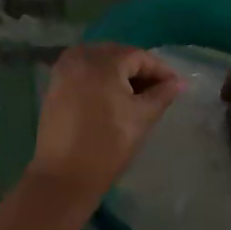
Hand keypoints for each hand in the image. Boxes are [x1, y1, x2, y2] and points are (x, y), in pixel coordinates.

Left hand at [28, 43, 183, 201]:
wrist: (65, 174)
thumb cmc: (108, 145)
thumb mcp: (141, 118)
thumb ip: (161, 95)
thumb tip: (177, 83)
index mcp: (102, 62)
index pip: (138, 56)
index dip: (159, 70)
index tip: (175, 86)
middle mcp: (79, 58)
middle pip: (116, 55)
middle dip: (138, 69)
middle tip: (157, 90)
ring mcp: (62, 71)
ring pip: (98, 62)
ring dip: (118, 73)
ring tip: (135, 95)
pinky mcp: (53, 86)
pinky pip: (82, 72)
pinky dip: (99, 79)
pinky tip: (111, 97)